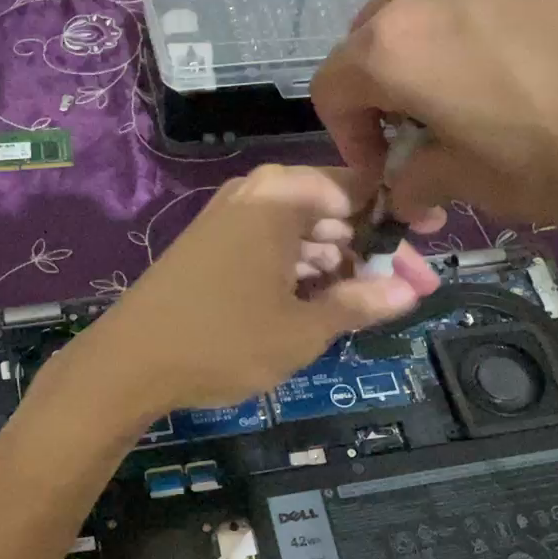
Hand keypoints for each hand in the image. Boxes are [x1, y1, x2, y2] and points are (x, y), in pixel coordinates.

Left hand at [59, 165, 440, 414]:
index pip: (362, 194)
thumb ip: (358, 304)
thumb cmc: (225, 342)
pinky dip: (298, 272)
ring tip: (366, 306)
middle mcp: (256, 195)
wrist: (129, 364)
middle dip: (370, 254)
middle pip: (332, 214)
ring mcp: (228, 219)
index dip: (400, 226)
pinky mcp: (211, 246)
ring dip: (335, 266)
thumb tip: (408, 292)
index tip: (429, 255)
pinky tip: (317, 303)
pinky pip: (270, 247)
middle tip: (405, 295)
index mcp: (283, 197)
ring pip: (301, 234)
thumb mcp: (302, 329)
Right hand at [312, 0, 557, 225]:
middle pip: (377, 41)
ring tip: (493, 111)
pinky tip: (549, 67)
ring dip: (439, 65)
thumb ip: (429, 181)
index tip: (389, 179)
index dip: (349, 144)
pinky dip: (491, 31)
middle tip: (434, 150)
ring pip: (436, 10)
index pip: (331, 90)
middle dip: (389, 102)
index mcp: (402, 44)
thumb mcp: (499, 190)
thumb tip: (407, 183)